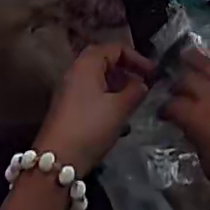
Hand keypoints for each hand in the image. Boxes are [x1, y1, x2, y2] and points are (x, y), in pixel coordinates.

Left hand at [33, 43, 155, 174]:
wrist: (56, 161)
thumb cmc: (90, 127)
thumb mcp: (119, 108)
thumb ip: (135, 91)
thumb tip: (142, 84)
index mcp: (87, 63)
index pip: (116, 48)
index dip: (137, 58)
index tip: (153, 73)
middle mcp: (75, 71)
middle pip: (106, 60)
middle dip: (128, 70)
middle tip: (145, 84)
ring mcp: (69, 89)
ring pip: (99, 78)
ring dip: (119, 85)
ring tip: (135, 99)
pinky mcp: (68, 107)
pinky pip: (92, 92)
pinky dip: (108, 96)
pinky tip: (119, 113)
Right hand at [161, 48, 209, 209]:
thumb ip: (199, 143)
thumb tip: (194, 130)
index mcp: (197, 120)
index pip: (173, 106)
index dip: (164, 109)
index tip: (163, 114)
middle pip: (187, 80)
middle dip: (177, 83)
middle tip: (175, 89)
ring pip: (207, 64)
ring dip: (194, 59)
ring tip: (185, 56)